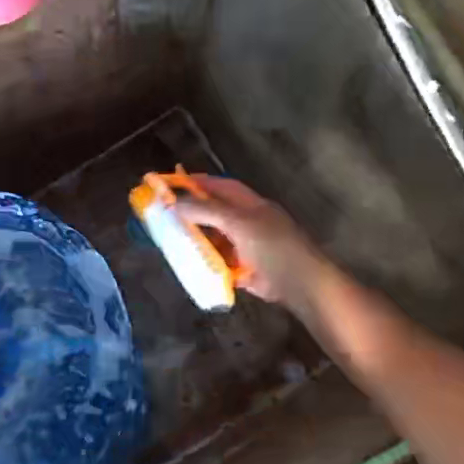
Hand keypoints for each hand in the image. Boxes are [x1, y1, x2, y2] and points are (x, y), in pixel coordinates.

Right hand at [177, 175, 332, 309]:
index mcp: (250, 205)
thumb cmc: (272, 246)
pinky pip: (218, 262)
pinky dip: (204, 262)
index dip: (199, 182)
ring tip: (170, 238)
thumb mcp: (239, 223)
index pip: (221, 187)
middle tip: (166, 213)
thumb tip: (176, 204)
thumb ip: (208, 211)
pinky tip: (187, 262)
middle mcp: (247, 222)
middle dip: (192, 212)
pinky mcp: (243, 268)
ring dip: (196, 238)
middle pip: (215, 213)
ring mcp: (245, 246)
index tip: (174, 181)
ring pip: (215, 238)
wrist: (297, 282)